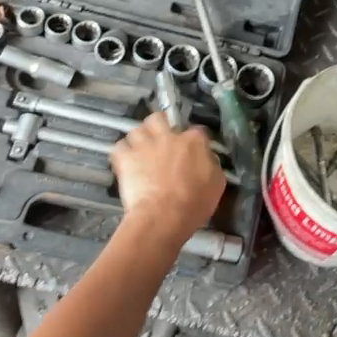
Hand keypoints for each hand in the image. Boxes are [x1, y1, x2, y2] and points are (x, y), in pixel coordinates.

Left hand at [111, 113, 224, 240]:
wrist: (164, 216)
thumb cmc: (194, 204)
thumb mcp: (217, 183)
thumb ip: (211, 164)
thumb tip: (206, 159)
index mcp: (194, 141)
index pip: (197, 130)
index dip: (193, 140)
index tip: (192, 150)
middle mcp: (169, 136)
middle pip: (159, 119)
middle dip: (158, 127)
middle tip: (159, 141)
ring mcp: (145, 145)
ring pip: (137, 130)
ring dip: (139, 139)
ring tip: (140, 152)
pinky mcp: (125, 157)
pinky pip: (119, 147)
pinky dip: (122, 153)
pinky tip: (125, 163)